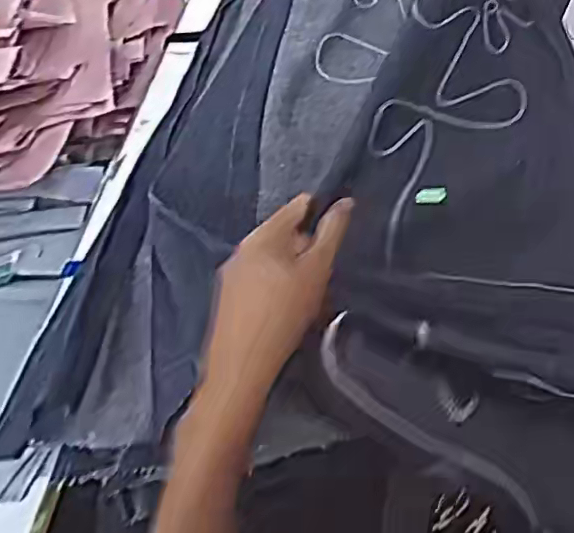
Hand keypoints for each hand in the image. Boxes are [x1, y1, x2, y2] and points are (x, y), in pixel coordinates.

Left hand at [201, 193, 353, 397]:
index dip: (324, 213)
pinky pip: (262, 279)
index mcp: (262, 236)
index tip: (336, 236)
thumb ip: (332, 231)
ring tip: (309, 297)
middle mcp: (242, 249)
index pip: (300, 205)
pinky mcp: (229, 299)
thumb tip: (344, 203)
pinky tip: (289, 311)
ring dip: (297, 270)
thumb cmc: (283, 314)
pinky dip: (279, 287)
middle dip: (310, 248)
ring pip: (276, 258)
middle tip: (322, 274)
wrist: (241, 370)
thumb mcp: (318, 268)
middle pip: (289, 233)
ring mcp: (232, 275)